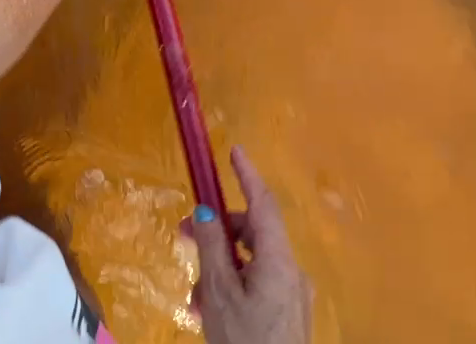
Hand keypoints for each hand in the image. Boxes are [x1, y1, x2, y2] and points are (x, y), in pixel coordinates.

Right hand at [180, 147, 312, 343]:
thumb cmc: (245, 342)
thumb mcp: (219, 293)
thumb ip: (211, 246)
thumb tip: (205, 209)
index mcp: (278, 262)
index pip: (264, 205)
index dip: (248, 176)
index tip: (234, 151)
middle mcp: (292, 273)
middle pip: (253, 232)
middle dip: (217, 229)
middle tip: (183, 235)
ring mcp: (293, 295)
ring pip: (251, 260)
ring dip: (219, 264)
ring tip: (194, 295)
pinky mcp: (289, 314)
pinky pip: (257, 283)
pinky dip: (232, 283)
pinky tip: (209, 309)